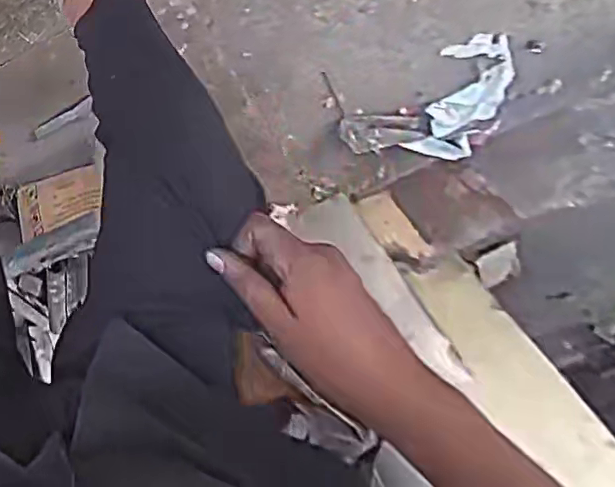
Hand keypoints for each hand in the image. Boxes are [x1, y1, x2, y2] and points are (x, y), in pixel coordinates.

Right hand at [207, 212, 440, 428]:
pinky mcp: (351, 283)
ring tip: (288, 320)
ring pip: (291, 257)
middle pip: (274, 240)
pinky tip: (309, 323)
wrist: (398, 392)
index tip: (243, 279)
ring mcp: (340, 267)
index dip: (240, 245)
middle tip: (264, 306)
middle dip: (260, 266)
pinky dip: (299, 287)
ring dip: (279, 279)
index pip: (256, 223)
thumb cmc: (334, 360)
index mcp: (303, 257)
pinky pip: (311, 270)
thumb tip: (216, 254)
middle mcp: (323, 252)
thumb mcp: (279, 325)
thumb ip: (246, 284)